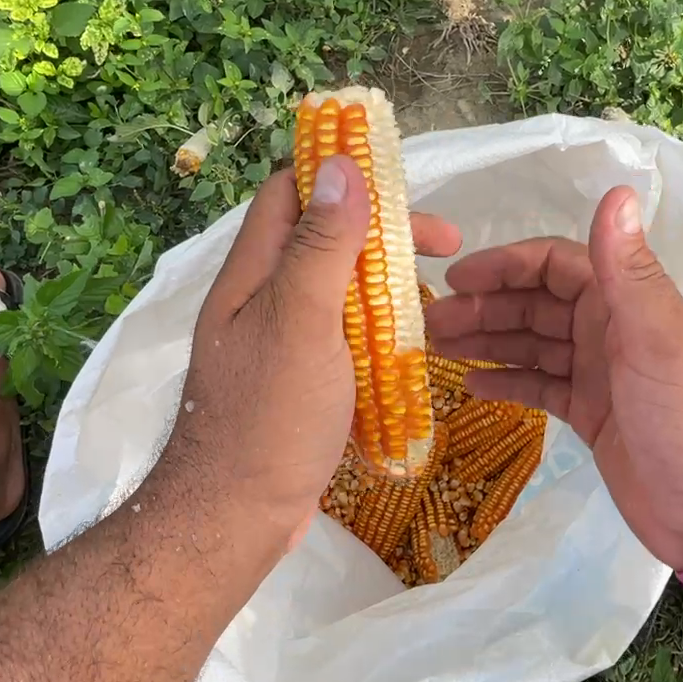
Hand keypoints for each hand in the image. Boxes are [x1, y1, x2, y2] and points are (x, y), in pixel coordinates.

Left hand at [166, 156, 461, 548]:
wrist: (237, 516)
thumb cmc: (269, 415)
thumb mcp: (300, 320)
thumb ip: (321, 245)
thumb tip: (340, 165)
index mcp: (255, 271)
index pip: (290, 193)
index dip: (339, 176)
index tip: (399, 185)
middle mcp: (264, 295)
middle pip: (324, 236)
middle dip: (382, 230)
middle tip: (445, 243)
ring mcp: (282, 336)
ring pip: (339, 284)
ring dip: (386, 277)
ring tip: (437, 290)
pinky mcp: (301, 373)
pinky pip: (344, 329)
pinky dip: (378, 322)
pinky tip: (412, 336)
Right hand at [424, 186, 682, 568]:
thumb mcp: (660, 341)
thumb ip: (630, 271)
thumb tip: (619, 190)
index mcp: (627, 301)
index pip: (554, 264)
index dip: (505, 265)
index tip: (456, 278)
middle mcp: (609, 328)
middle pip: (534, 303)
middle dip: (483, 307)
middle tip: (429, 323)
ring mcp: (599, 372)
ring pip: (531, 343)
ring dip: (486, 340)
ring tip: (436, 348)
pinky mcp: (591, 413)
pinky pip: (539, 384)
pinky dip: (507, 380)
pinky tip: (471, 384)